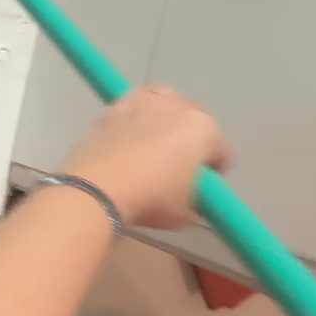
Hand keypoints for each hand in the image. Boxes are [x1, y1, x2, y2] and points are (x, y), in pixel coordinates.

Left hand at [60, 86, 231, 228]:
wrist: (94, 189)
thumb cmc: (147, 199)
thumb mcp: (182, 213)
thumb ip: (193, 201)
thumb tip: (188, 202)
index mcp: (203, 129)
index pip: (221, 151)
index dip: (213, 170)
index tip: (202, 185)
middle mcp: (178, 107)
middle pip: (194, 122)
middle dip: (190, 141)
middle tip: (175, 166)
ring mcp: (144, 102)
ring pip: (166, 103)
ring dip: (166, 119)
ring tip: (153, 143)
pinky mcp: (115, 106)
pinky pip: (134, 104)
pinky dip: (136, 115)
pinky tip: (129, 134)